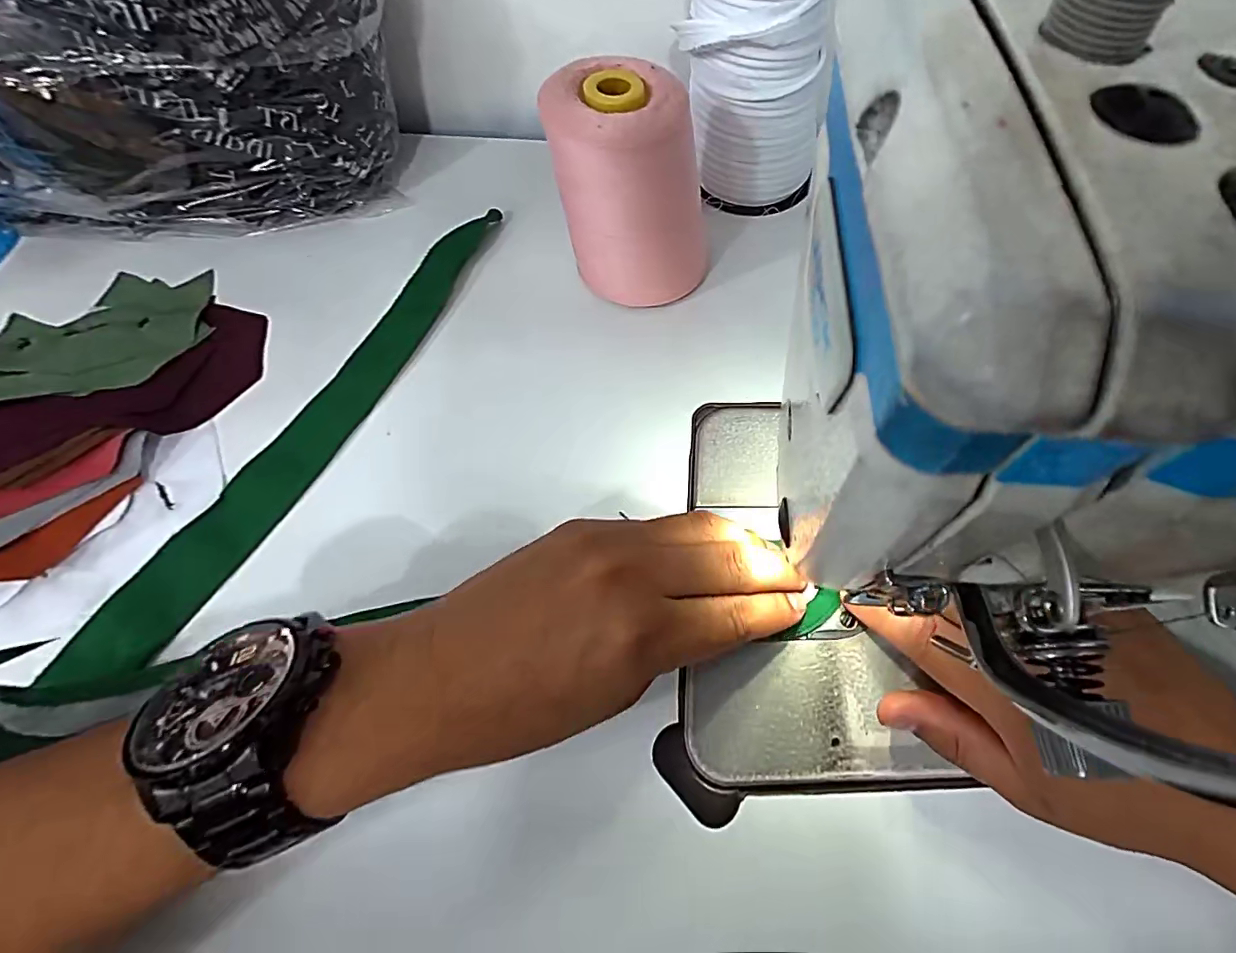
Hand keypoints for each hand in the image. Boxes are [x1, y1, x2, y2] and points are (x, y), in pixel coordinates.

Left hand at [289, 512, 805, 814]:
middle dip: (772, 568)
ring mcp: (606, 540)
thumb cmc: (519, 711)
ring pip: (699, 526)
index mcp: (637, 633)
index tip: (801, 607)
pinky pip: (661, 524)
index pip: (732, 612)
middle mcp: (629, 573)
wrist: (433, 677)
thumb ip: (675, 649)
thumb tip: (720, 622)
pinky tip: (711, 547)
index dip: (775, 610)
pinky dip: (697, 534)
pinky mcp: (586, 526)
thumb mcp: (614, 695)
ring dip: (742, 542)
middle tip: (797, 578)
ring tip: (766, 557)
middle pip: (727, 556)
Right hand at [851, 606, 1235, 860]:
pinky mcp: (1093, 597)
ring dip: (945, 578)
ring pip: (981, 581)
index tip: (853, 592)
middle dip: (904, 588)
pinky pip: (1028, 577)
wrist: (1216, 774)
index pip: (916, 635)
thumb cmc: (1112, 794)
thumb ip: (953, 735)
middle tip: (880, 580)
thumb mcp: (1022, 782)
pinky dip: (996, 575)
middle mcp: (1020, 633)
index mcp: (993, 682)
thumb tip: (892, 706)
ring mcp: (1058, 610)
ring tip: (923, 577)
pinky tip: (990, 577)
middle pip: (942, 597)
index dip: (879, 611)